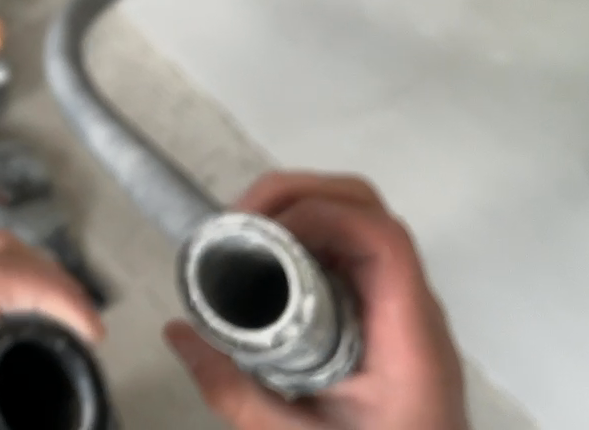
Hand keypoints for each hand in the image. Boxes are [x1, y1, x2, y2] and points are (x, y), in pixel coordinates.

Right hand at [165, 173, 468, 429]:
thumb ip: (236, 394)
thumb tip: (178, 331)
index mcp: (407, 339)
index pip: (381, 237)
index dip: (317, 212)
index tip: (256, 232)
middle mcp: (409, 310)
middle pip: (364, 207)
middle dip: (294, 194)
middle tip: (237, 224)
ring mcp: (396, 306)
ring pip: (352, 214)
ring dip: (292, 206)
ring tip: (241, 233)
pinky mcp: (379, 310)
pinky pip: (342, 242)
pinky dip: (297, 228)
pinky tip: (262, 255)